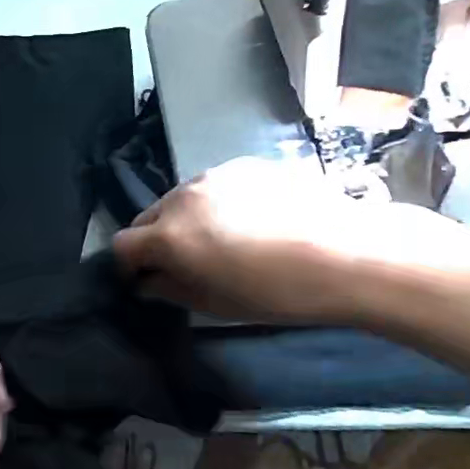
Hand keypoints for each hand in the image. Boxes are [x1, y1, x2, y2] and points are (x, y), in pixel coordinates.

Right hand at [112, 155, 469, 324]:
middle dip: (156, 240)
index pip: (122, 244)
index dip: (129, 266)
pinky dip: (217, 203)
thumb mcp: (216, 304)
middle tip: (186, 262)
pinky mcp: (244, 164)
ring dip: (186, 219)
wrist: (347, 254)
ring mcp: (213, 175)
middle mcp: (182, 196)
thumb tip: (148, 283)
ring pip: (181, 198)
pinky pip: (214, 186)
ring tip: (224, 239)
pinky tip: (253, 220)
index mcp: (168, 235)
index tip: (147, 280)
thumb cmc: (277, 292)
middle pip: (148, 216)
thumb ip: (170, 290)